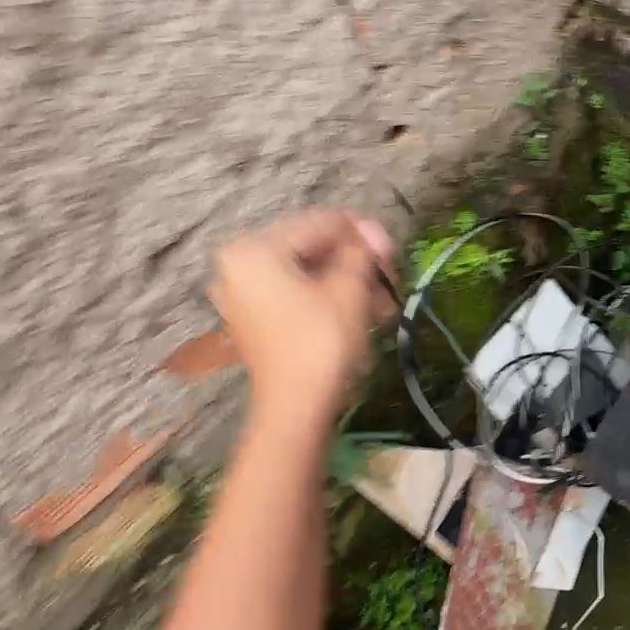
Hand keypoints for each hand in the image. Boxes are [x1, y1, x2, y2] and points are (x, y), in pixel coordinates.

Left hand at [209, 212, 393, 419]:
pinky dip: (326, 296)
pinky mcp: (253, 317)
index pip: (319, 225)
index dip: (361, 234)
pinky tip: (359, 310)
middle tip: (389, 277)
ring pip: (306, 272)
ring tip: (381, 299)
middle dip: (354, 261)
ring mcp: (241, 293)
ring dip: (347, 281)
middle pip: (310, 248)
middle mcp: (238, 264)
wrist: (296, 405)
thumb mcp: (349, 289)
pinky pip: (294, 293)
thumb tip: (371, 230)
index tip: (392, 250)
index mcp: (254, 249)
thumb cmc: (322, 341)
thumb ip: (361, 251)